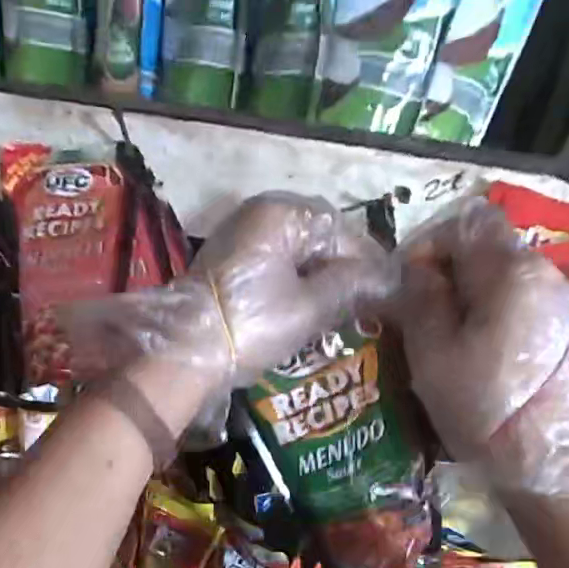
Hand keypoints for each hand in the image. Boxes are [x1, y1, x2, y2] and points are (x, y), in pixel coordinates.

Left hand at [59, 192, 392, 391]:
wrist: (184, 354)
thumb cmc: (251, 327)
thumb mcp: (308, 308)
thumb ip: (349, 285)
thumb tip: (383, 276)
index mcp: (281, 213)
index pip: (339, 228)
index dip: (365, 259)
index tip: (384, 287)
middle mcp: (258, 214)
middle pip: (314, 236)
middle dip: (340, 268)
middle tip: (361, 301)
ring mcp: (237, 236)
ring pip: (292, 251)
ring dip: (316, 276)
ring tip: (337, 309)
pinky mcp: (225, 262)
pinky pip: (271, 263)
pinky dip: (291, 282)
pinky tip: (303, 308)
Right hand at [392, 199, 568, 513]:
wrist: (547, 462)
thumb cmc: (483, 406)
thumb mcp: (434, 354)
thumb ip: (422, 302)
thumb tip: (415, 269)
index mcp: (511, 272)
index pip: (466, 222)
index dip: (427, 243)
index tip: (402, 282)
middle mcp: (542, 274)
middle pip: (484, 249)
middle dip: (443, 273)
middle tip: (413, 314)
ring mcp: (556, 304)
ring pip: (497, 279)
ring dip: (462, 297)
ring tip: (435, 337)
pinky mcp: (558, 332)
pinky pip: (513, 305)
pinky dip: (484, 315)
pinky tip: (467, 353)